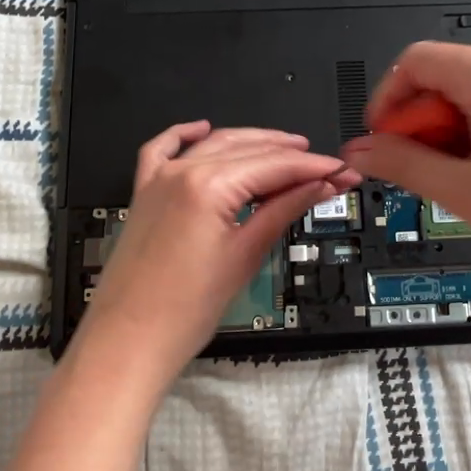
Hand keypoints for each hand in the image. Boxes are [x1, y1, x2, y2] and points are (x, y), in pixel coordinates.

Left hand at [70, 121, 358, 390]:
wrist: (129, 342)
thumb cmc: (183, 310)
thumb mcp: (245, 255)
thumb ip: (283, 210)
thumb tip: (319, 186)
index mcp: (208, 185)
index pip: (274, 164)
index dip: (314, 166)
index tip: (341, 171)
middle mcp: (181, 171)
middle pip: (248, 150)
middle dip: (291, 156)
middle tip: (326, 168)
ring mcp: (159, 179)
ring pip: (214, 145)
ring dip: (253, 145)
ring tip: (288, 151)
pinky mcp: (144, 193)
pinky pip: (162, 149)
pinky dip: (185, 136)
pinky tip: (204, 128)